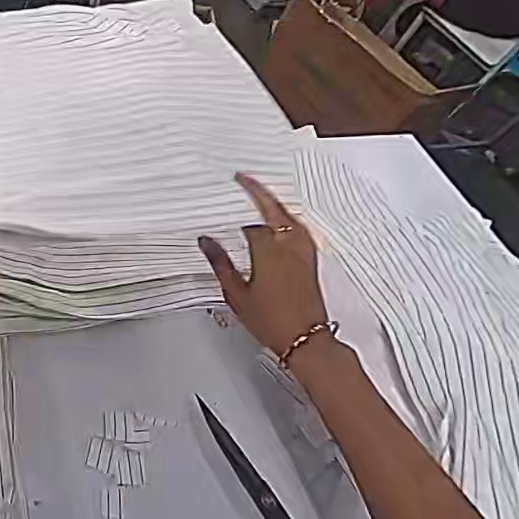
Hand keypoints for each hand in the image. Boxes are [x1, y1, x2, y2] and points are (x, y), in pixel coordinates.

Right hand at [198, 174, 330, 357]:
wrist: (306, 340)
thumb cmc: (272, 321)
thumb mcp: (236, 294)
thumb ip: (220, 263)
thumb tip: (207, 242)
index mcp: (268, 252)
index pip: (250, 223)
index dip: (234, 215)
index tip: (220, 212)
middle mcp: (289, 247)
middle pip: (274, 210)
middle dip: (258, 192)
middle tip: (243, 179)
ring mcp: (304, 252)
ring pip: (290, 217)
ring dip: (275, 203)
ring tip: (262, 194)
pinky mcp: (311, 260)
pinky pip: (300, 229)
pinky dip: (289, 218)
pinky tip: (283, 221)